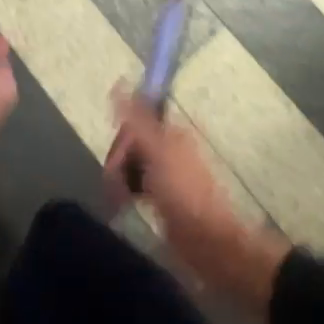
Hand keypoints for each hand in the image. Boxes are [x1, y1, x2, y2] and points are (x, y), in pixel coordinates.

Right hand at [104, 88, 290, 314]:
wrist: (208, 242)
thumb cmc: (183, 192)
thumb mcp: (157, 150)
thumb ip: (137, 117)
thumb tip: (119, 82)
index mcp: (171, 132)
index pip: (135, 120)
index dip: (122, 138)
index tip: (116, 160)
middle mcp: (170, 148)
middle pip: (132, 143)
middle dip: (118, 160)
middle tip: (115, 183)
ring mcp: (167, 174)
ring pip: (133, 165)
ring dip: (120, 179)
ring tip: (118, 199)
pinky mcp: (164, 198)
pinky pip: (137, 185)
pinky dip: (128, 192)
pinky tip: (126, 205)